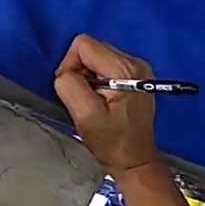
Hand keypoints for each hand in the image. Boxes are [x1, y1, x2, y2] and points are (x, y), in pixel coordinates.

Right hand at [53, 34, 159, 175]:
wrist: (136, 160)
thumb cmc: (112, 142)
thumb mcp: (86, 116)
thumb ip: (71, 86)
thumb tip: (66, 73)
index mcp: (125, 69)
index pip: (84, 45)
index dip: (70, 65)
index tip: (74, 90)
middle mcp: (135, 62)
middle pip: (92, 49)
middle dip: (80, 71)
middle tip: (86, 99)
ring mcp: (138, 68)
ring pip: (97, 57)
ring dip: (89, 77)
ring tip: (96, 102)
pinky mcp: (136, 76)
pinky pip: (106, 66)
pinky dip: (98, 81)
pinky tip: (104, 100)